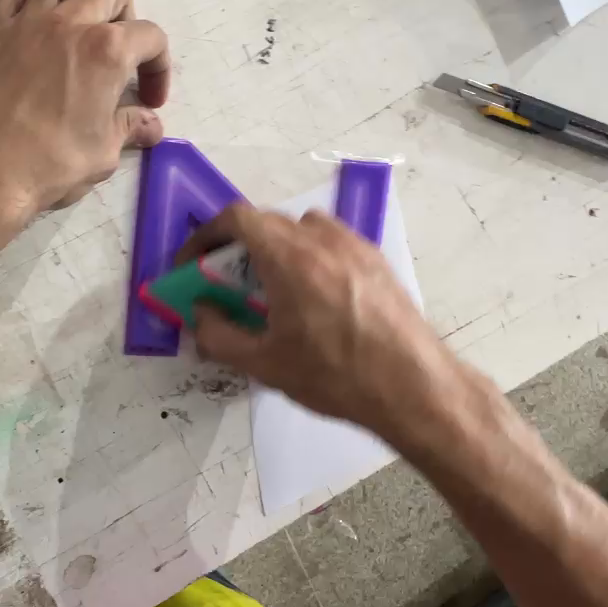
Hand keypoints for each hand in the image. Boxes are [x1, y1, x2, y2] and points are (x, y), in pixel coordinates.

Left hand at [0, 0, 169, 218]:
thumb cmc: (50, 166)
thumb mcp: (103, 153)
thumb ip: (129, 128)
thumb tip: (150, 125)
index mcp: (107, 50)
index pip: (151, 38)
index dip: (158, 68)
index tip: (149, 100)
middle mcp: (70, 22)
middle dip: (126, 17)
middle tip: (118, 56)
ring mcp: (28, 21)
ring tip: (75, 31)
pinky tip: (27, 24)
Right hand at [176, 204, 464, 448]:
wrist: (414, 388)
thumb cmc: (334, 375)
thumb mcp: (262, 364)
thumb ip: (217, 334)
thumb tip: (201, 312)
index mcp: (288, 258)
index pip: (236, 218)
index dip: (205, 236)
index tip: (193, 264)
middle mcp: (321, 240)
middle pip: (266, 222)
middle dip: (236, 247)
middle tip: (225, 283)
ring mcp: (354, 246)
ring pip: (301, 227)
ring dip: (274, 246)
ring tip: (270, 286)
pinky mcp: (376, 260)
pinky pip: (330, 241)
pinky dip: (308, 255)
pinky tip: (312, 295)